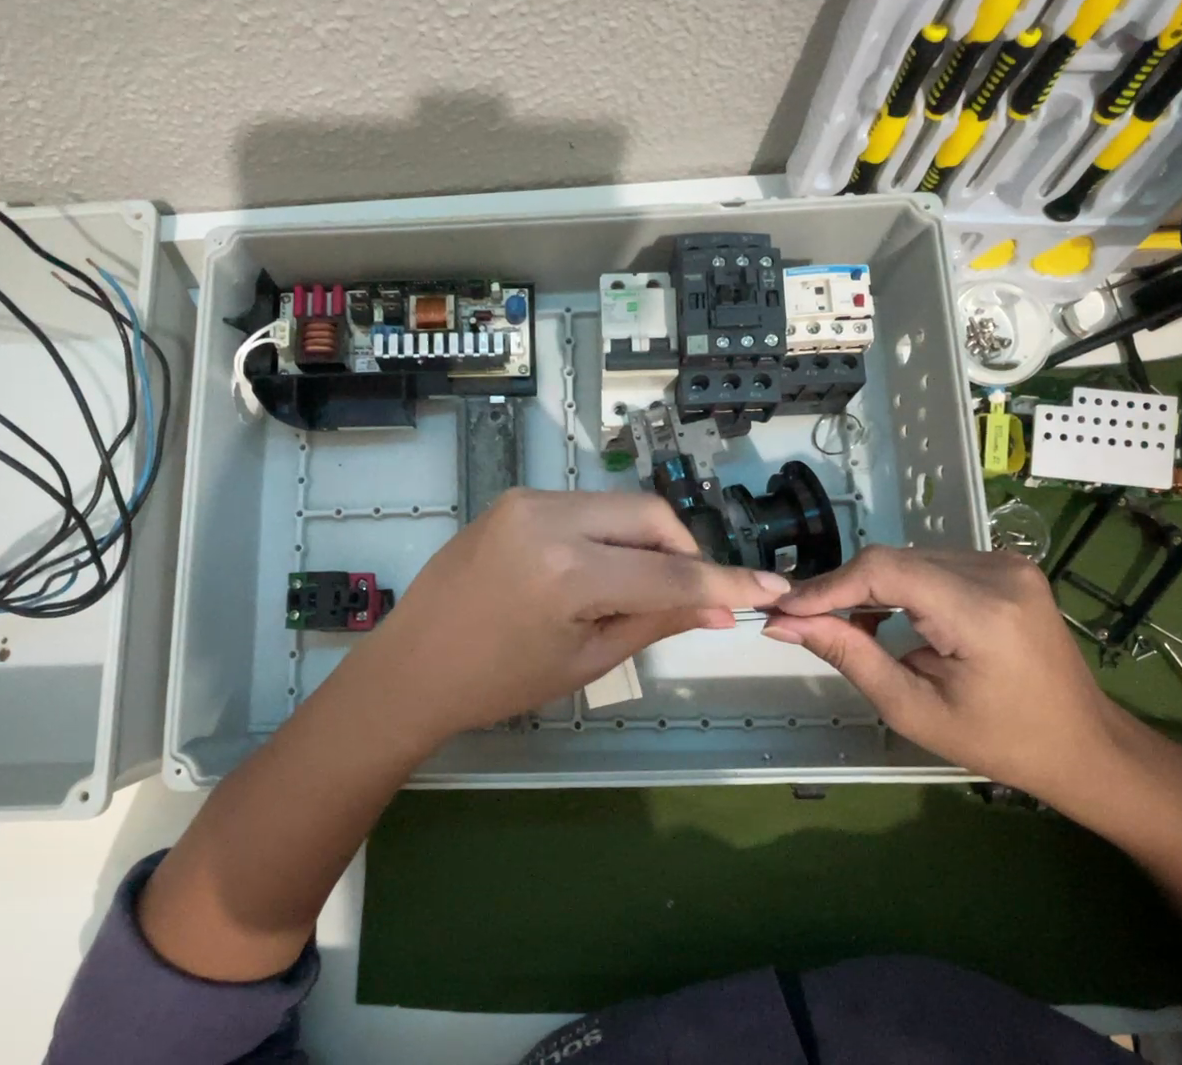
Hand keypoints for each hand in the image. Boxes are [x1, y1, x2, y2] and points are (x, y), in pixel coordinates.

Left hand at [334, 489, 791, 740]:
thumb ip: (655, 621)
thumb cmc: (496, 682)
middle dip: (683, 551)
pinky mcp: (513, 499)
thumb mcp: (585, 660)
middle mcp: (549, 518)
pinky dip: (608, 534)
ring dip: (646, 541)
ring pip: (619, 506)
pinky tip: (598, 572)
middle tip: (688, 595)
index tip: (770, 589)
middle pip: (651, 516)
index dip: (725, 582)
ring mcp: (527, 501)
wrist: (412, 667)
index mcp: (568, 572)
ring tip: (637, 588)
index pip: (670, 571)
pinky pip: (583, 508)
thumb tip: (719, 609)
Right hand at [761, 546, 1120, 792]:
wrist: (1083, 744)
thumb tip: (785, 623)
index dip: (827, 585)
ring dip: (869, 588)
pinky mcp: (1007, 567)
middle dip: (842, 590)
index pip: (884, 571)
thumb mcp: (911, 708)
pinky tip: (889, 621)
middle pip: (892, 560)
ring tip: (848, 630)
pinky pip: (931, 564)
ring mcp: (1008, 564)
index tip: (782, 609)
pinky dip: (898, 588)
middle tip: (803, 623)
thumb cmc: (998, 740)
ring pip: (908, 559)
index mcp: (982, 611)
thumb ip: (848, 655)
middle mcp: (998, 572)